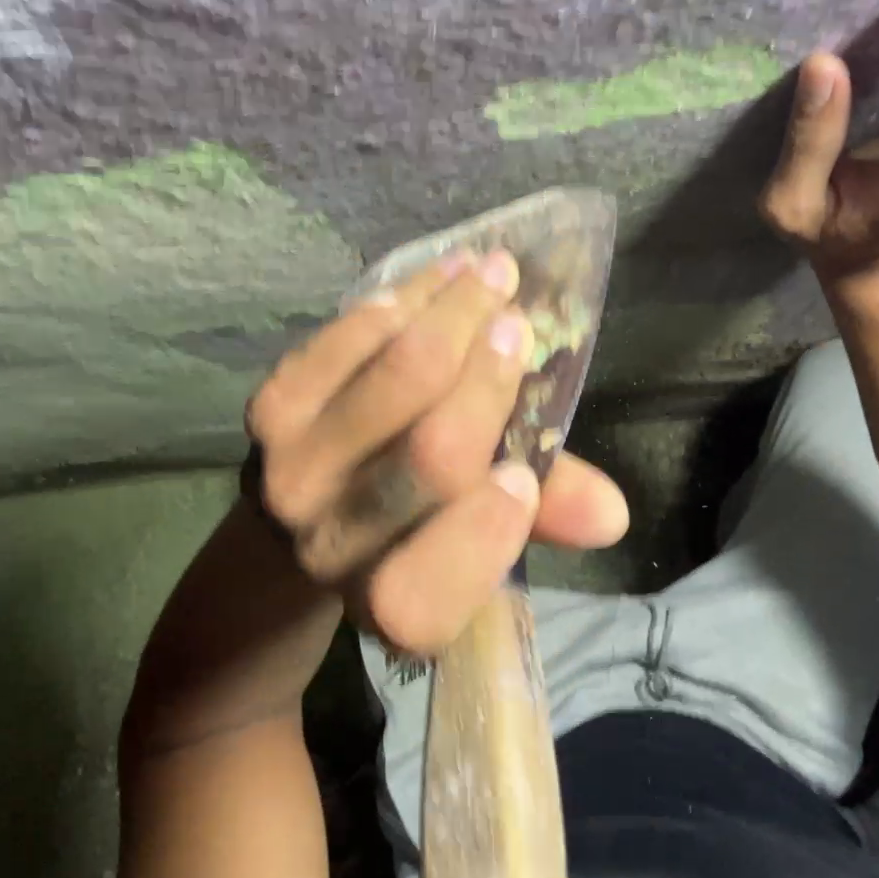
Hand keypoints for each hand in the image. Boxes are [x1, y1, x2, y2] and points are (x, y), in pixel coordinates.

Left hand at [244, 251, 628, 654]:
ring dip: (450, 317)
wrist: (300, 510)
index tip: (523, 474)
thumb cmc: (416, 522)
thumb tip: (612, 513)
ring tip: (491, 274)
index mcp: (394, 603)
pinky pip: (344, 342)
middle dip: (487, 385)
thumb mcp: (483, 535)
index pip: (431, 588)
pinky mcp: (267, 413)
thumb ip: (546, 517)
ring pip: (393, 382)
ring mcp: (292, 475)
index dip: (484, 532)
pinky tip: (437, 278)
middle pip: (429, 460)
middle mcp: (332, 549)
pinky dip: (399, 304)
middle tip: (519, 326)